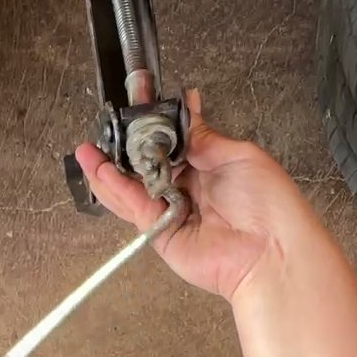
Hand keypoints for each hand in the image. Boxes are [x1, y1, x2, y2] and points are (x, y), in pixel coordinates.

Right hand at [76, 90, 315, 301]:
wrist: (269, 250)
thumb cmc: (267, 203)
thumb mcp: (237, 154)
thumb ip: (201, 138)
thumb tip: (186, 109)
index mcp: (207, 168)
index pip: (170, 144)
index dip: (151, 127)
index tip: (133, 106)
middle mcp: (186, 190)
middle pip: (146, 168)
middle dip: (123, 149)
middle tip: (103, 129)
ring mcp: (171, 214)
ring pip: (134, 190)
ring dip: (108, 172)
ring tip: (86, 152)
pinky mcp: (160, 235)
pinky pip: (136, 209)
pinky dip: (117, 191)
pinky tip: (100, 172)